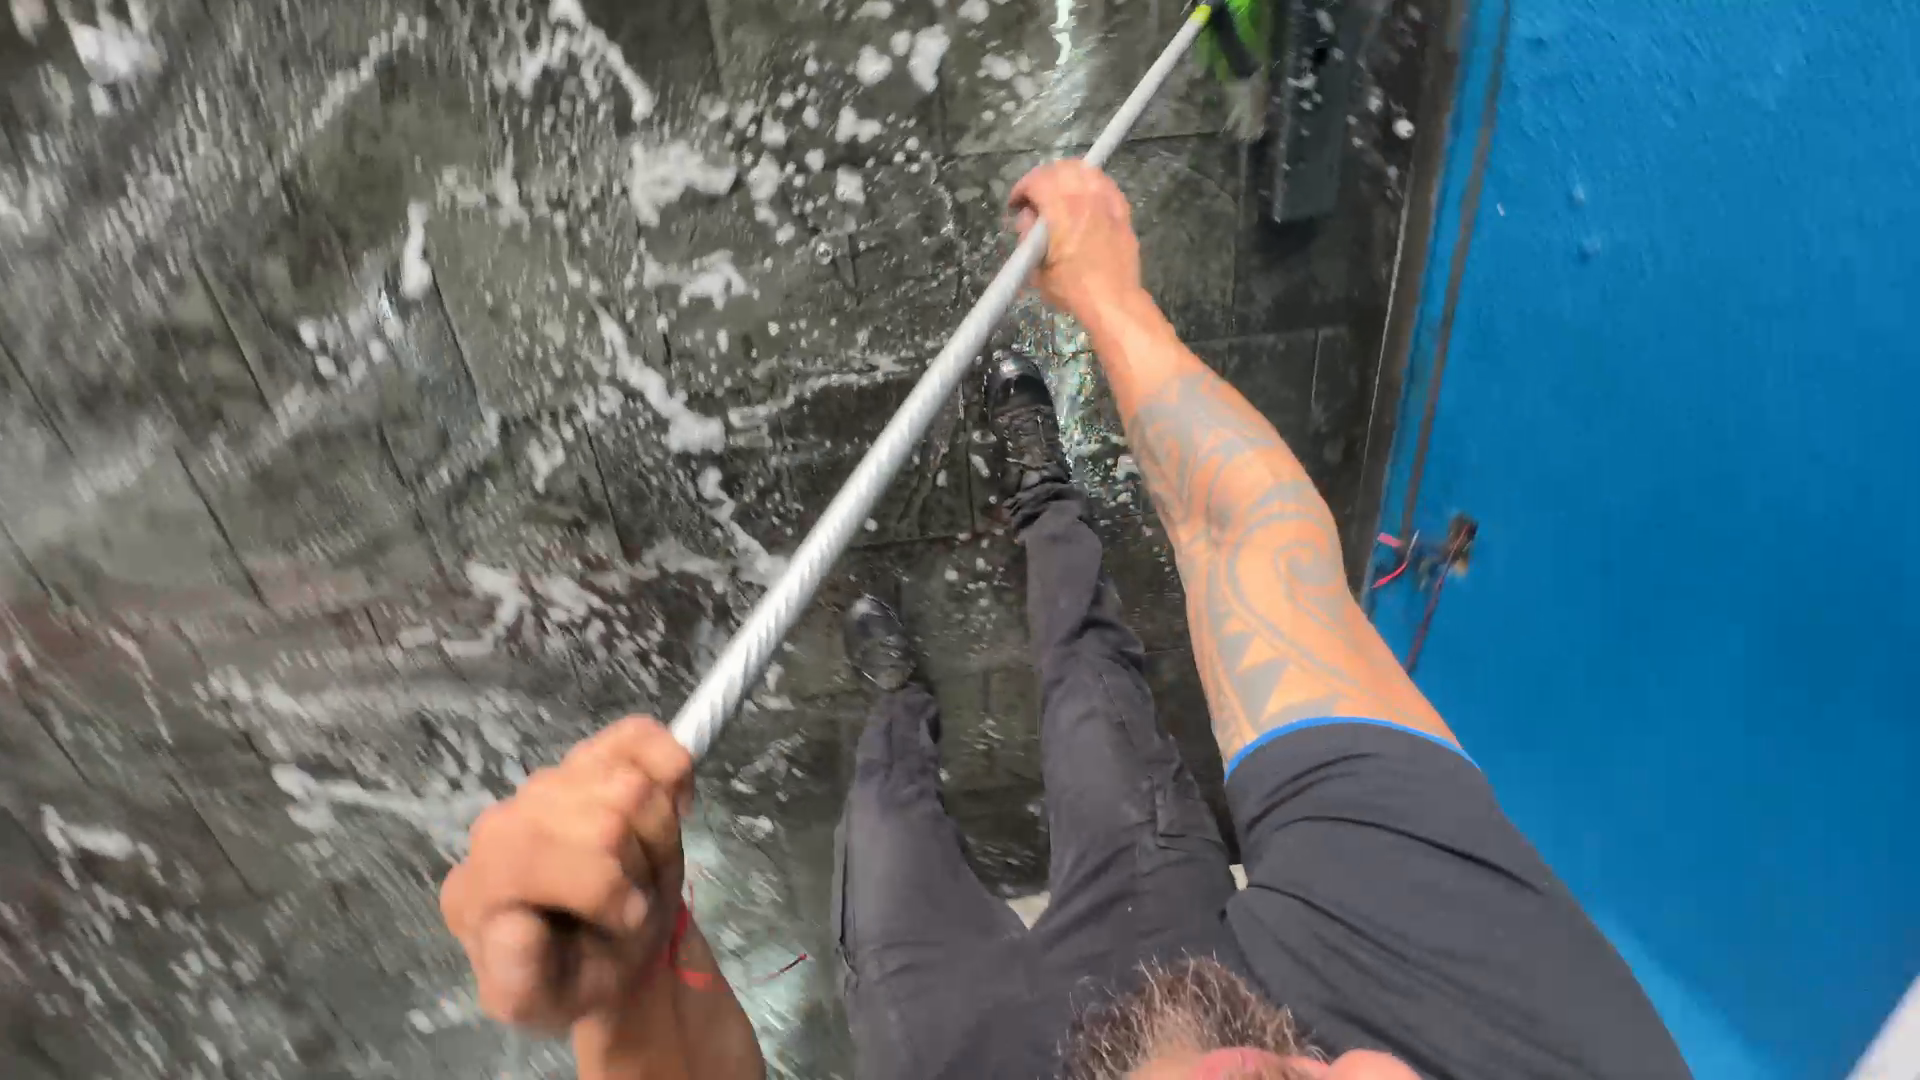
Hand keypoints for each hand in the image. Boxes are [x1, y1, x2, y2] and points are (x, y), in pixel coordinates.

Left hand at [440, 716, 694, 1033]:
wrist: (615, 946)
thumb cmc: (578, 973)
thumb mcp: (542, 1003)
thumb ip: (519, 979)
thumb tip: (513, 923)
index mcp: (479, 884)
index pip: (535, 853)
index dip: (603, 887)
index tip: (628, 921)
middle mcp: (504, 821)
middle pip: (602, 817)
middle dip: (639, 864)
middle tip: (640, 897)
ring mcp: (551, 780)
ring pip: (631, 781)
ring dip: (659, 830)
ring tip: (649, 862)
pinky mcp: (596, 753)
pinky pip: (640, 734)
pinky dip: (672, 767)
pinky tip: (674, 804)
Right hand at [1008, 159, 1144, 315]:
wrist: (1112, 300)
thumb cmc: (1072, 290)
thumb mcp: (1037, 269)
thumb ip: (1028, 238)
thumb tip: (1027, 219)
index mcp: (1061, 212)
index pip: (1037, 180)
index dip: (1022, 188)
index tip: (1016, 203)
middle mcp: (1085, 199)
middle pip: (1061, 169)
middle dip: (1043, 178)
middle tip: (1035, 197)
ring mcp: (1107, 203)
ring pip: (1086, 170)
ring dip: (1068, 176)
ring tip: (1059, 193)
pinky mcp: (1122, 211)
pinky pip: (1105, 184)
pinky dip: (1091, 184)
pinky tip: (1085, 197)